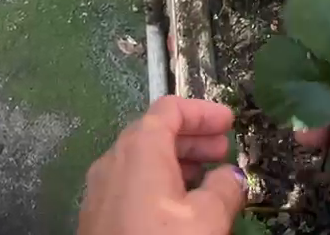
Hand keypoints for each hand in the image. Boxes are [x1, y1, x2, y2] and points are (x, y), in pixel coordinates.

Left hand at [79, 95, 247, 234]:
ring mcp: (101, 190)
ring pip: (143, 160)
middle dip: (193, 137)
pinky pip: (132, 184)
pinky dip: (160, 183)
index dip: (203, 111)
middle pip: (156, 131)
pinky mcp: (97, 219)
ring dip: (178, 161)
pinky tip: (181, 208)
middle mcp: (114, 160)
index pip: (170, 109)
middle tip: (224, 150)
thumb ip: (224, 189)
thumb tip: (231, 176)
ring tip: (209, 179)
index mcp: (139, 147)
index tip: (230, 122)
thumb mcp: (207, 220)